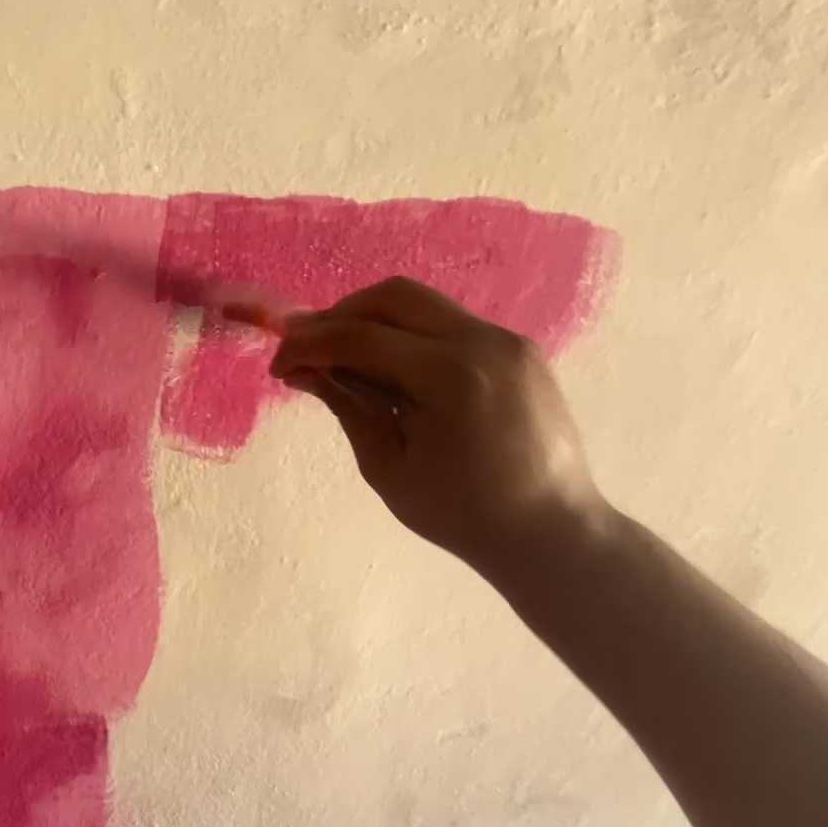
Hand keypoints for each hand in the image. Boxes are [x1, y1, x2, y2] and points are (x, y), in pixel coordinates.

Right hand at [267, 277, 605, 570]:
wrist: (550, 530)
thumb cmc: (459, 512)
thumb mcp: (385, 465)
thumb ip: (346, 406)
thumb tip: (303, 370)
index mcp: (451, 376)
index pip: (360, 336)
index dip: (308, 344)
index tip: (278, 366)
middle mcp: (484, 341)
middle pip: (392, 296)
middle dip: (337, 316)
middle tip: (306, 350)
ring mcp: (507, 340)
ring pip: (421, 303)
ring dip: (371, 321)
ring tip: (341, 359)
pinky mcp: (516, 348)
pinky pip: (447, 323)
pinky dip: (405, 334)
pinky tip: (387, 370)